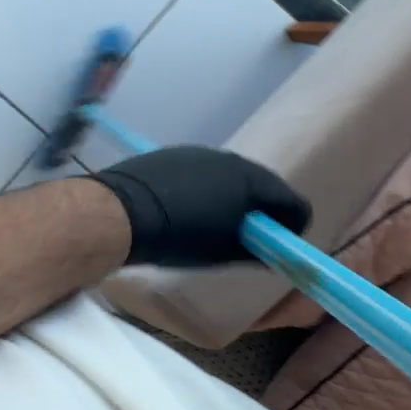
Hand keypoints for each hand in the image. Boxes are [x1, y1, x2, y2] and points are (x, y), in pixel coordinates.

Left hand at [89, 146, 311, 267]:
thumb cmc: (177, 237)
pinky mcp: (168, 155)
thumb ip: (253, 253)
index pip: (293, 203)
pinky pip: (196, 173)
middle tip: (244, 236)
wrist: (117, 213)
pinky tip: (180, 208)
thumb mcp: (221, 253)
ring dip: (227, 197)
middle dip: (258, 210)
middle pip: (260, 185)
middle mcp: (230, 159)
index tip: (277, 246)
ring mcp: (197, 153)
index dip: (291, 227)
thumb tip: (270, 256)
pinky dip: (198, 189)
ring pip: (226, 177)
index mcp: (253, 181)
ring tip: (208, 223)